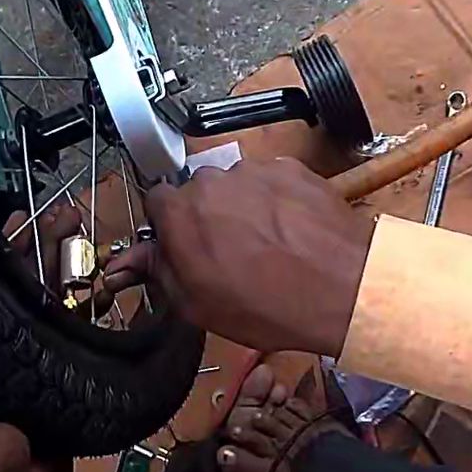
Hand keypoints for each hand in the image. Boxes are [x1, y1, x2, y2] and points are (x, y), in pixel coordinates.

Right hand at [107, 157, 373, 357]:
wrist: (343, 289)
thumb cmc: (269, 303)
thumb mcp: (196, 303)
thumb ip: (157, 271)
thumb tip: (128, 261)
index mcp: (179, 211)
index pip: (155, 200)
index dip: (169, 224)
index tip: (183, 242)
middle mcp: (210, 181)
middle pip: (196, 191)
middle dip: (206, 216)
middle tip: (227, 251)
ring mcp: (251, 171)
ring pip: (234, 185)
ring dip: (242, 208)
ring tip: (266, 244)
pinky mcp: (288, 168)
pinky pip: (269, 181)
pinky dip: (274, 201)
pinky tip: (288, 232)